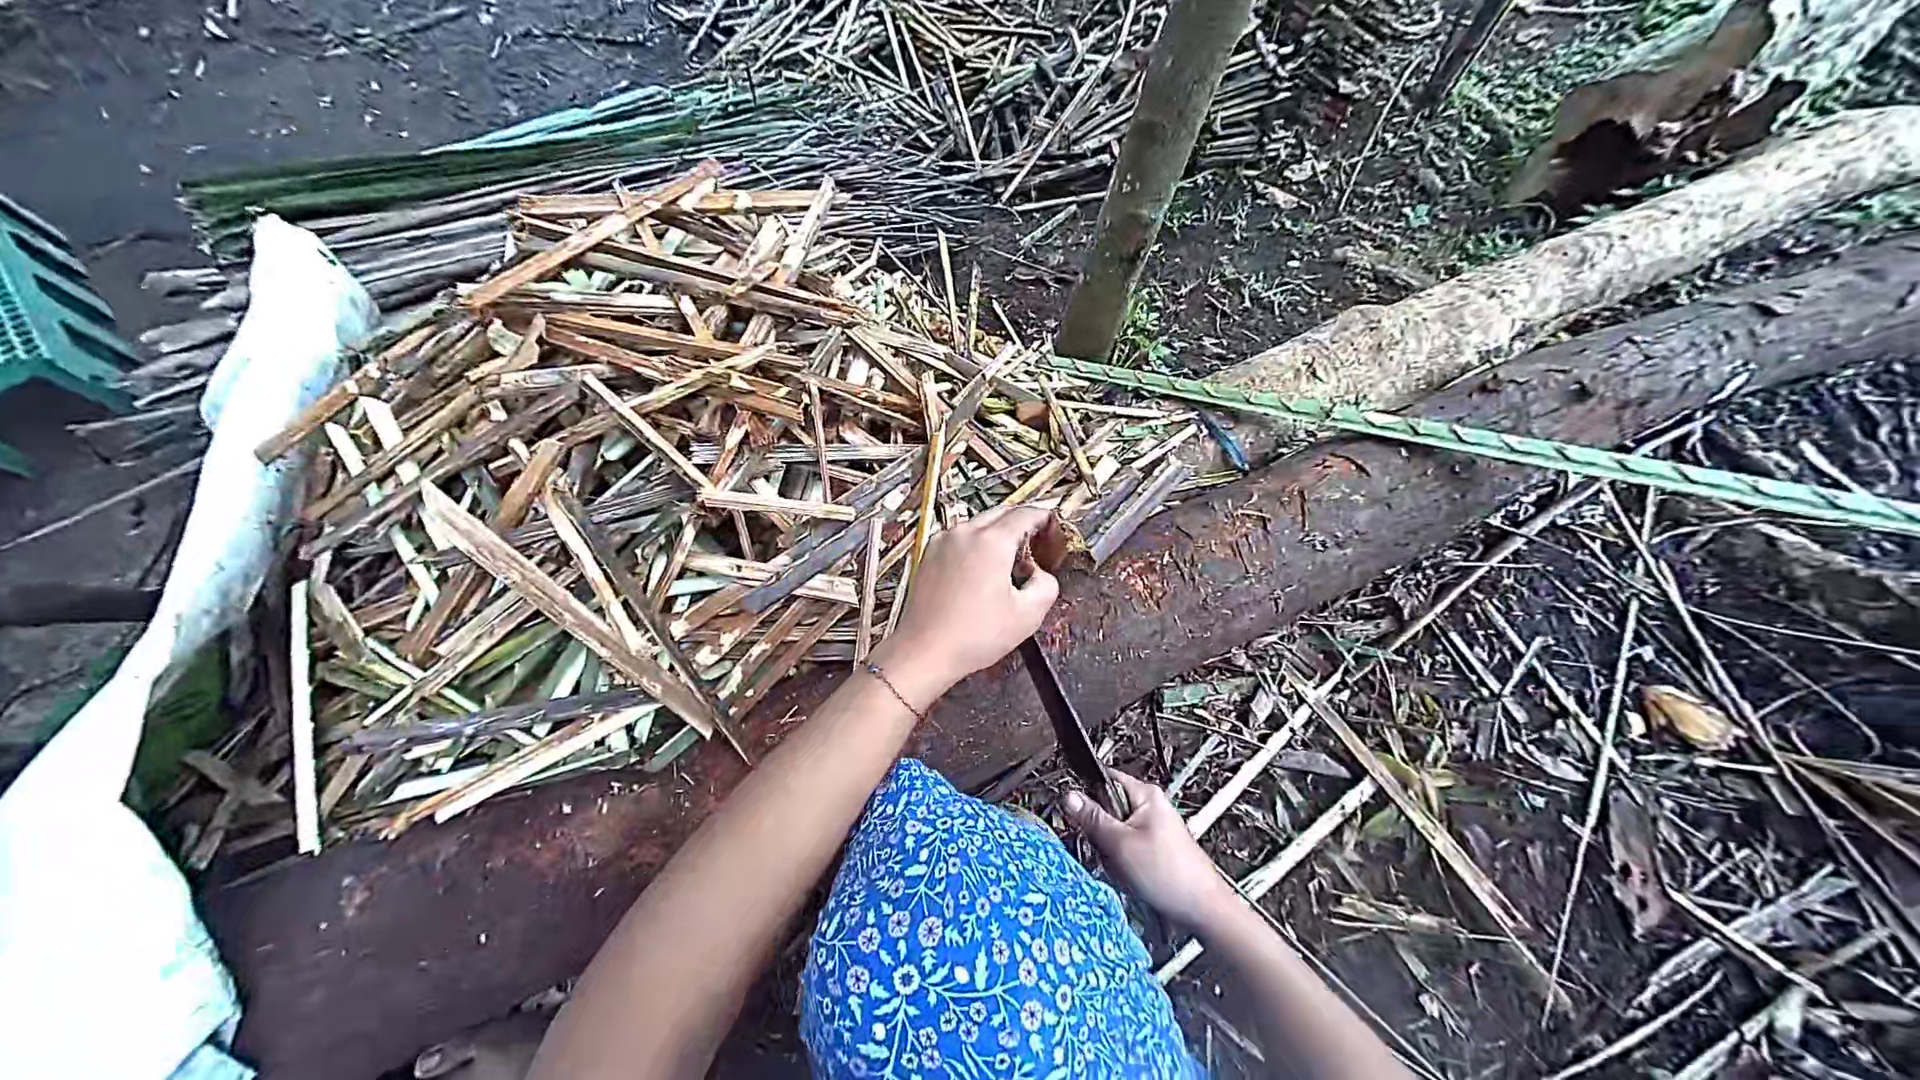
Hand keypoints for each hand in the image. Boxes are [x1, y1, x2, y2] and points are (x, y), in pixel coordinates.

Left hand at [871, 506, 1058, 702]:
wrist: (925, 651)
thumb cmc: (973, 636)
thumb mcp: (1028, 615)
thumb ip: (1046, 585)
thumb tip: (1041, 574)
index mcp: (992, 542)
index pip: (1026, 514)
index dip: (1044, 517)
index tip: (1053, 525)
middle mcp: (965, 534)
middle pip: (1001, 513)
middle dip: (1021, 523)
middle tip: (1036, 543)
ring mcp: (943, 542)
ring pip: (978, 524)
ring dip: (997, 534)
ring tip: (1010, 561)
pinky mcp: (929, 555)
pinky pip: (960, 539)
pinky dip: (976, 545)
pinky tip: (982, 571)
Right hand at [1064, 771, 1241, 928]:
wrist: (1204, 912)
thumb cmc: (1171, 876)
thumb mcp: (1120, 844)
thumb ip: (1092, 818)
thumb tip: (1070, 797)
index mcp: (1146, 794)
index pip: (1104, 779)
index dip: (1086, 796)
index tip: (1078, 814)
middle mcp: (1152, 807)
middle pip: (1108, 808)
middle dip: (1100, 832)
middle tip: (1106, 849)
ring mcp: (1154, 828)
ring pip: (1116, 832)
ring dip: (1111, 851)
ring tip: (1121, 867)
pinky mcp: (1156, 849)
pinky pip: (1127, 848)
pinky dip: (1123, 862)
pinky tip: (1130, 877)